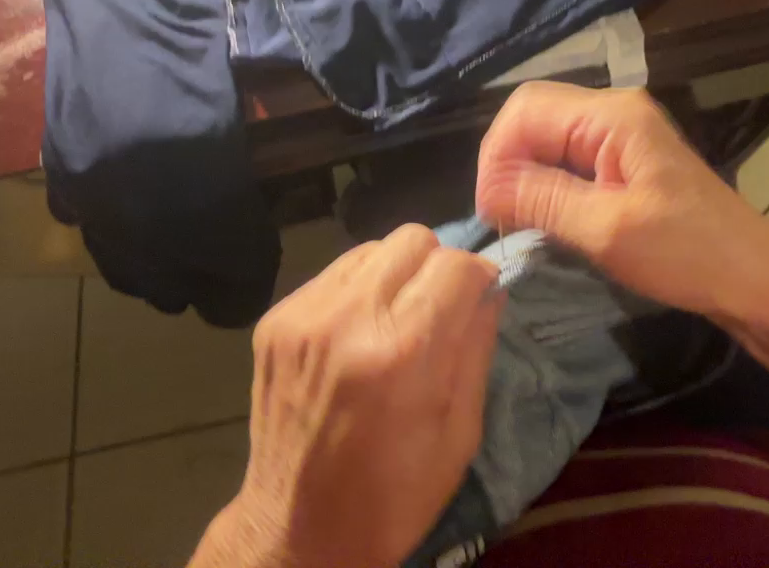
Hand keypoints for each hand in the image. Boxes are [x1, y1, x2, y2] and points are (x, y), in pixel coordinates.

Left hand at [191, 225, 500, 567]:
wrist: (295, 531)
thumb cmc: (393, 495)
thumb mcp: (459, 433)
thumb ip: (476, 346)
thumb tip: (491, 289)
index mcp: (402, 352)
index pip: (455, 264)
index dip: (477, 275)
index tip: (479, 297)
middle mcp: (348, 318)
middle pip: (413, 238)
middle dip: (438, 265)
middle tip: (437, 307)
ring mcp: (304, 314)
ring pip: (373, 247)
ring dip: (396, 273)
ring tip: (395, 318)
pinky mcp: (277, 318)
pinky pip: (336, 273)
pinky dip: (359, 289)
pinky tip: (358, 331)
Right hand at [474, 82, 768, 314]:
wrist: (752, 277)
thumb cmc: (686, 253)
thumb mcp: (607, 230)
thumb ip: (543, 200)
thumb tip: (485, 189)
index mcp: (612, 116)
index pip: (526, 109)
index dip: (496, 153)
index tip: (489, 207)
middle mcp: (612, 112)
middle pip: (534, 117)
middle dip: (506, 161)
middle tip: (498, 214)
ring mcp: (618, 134)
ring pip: (546, 138)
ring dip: (523, 173)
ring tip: (514, 218)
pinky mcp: (621, 159)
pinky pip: (566, 157)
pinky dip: (544, 182)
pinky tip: (540, 213)